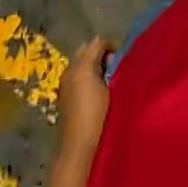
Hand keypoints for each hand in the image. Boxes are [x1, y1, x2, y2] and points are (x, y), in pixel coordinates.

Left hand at [58, 37, 113, 152]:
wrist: (78, 143)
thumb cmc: (98, 114)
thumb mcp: (111, 89)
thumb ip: (113, 68)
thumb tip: (114, 58)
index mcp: (82, 64)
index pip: (98, 42)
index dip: (112, 45)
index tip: (123, 58)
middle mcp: (70, 68)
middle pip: (87, 50)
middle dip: (101, 53)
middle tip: (115, 67)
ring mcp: (65, 81)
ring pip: (81, 62)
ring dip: (94, 65)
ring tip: (108, 79)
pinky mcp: (64, 94)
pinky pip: (76, 75)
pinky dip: (87, 75)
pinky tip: (97, 90)